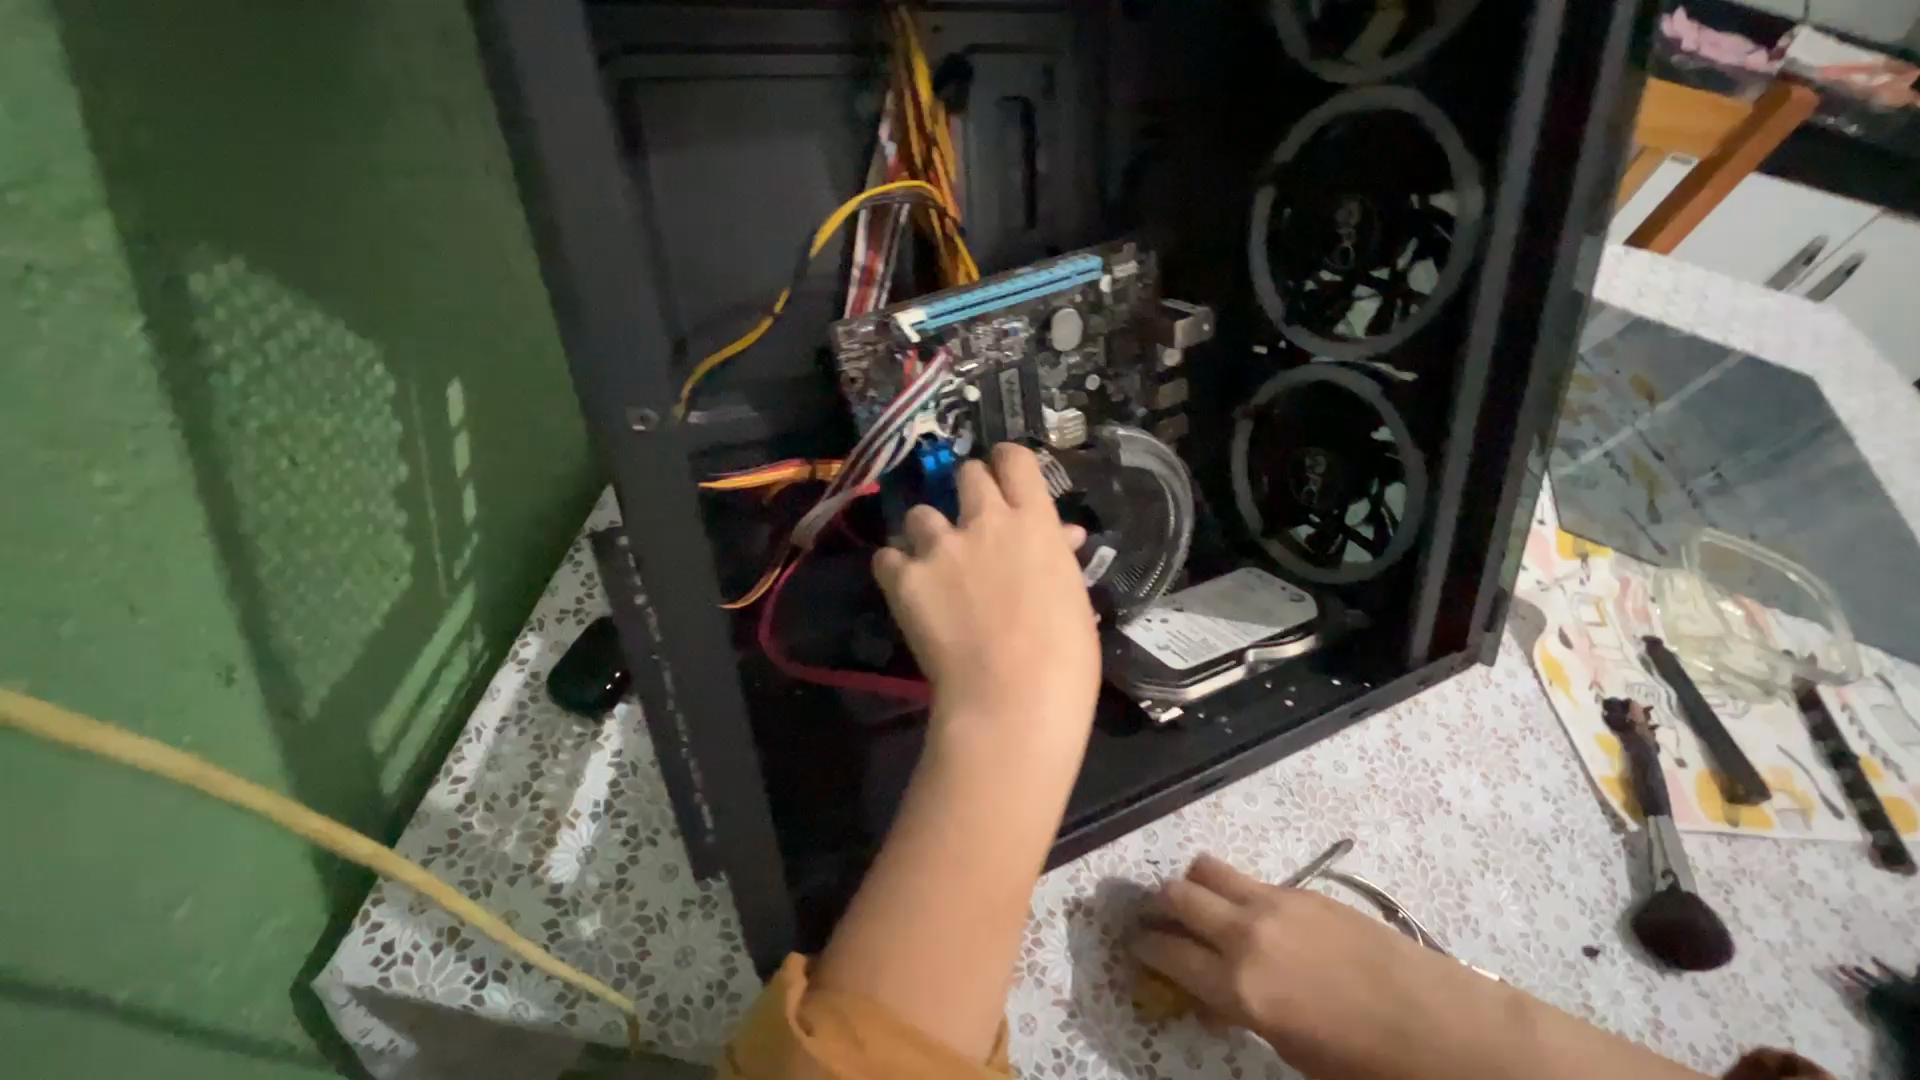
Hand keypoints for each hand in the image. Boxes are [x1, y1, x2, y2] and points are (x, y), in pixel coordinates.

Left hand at [872, 443, 1099, 752]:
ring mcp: (941, 546)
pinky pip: (887, 556)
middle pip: (966, 473)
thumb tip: (1062, 536)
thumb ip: (1058, 556)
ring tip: (932, 564)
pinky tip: (907, 590)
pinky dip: (895, 569)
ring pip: (920, 514)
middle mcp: (985, 520)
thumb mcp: (1073, 597)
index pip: (1014, 459)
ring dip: (926, 533)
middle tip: (970, 524)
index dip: (1005, 464)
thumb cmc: (1064, 657)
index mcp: (1034, 521)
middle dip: (967, 492)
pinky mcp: (904, 578)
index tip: (1003, 479)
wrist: (1013, 699)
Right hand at [1133, 855, 1473, 1073]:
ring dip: (1191, 885)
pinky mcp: (1302, 891)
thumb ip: (1239, 1013)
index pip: (1166, 952)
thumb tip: (1211, 999)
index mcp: (1238, 986)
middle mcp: (1245, 934)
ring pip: (1207, 869)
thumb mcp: (1288, 1050)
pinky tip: (1251, 918)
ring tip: (1196, 906)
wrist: (1440, 1027)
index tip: (1135, 947)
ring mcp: (1275, 903)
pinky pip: (1249, 880)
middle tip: (1156, 921)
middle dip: (1157, 907)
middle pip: (1177, 895)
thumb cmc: (1362, 1063)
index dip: (1143, 947)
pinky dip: (1233, 891)